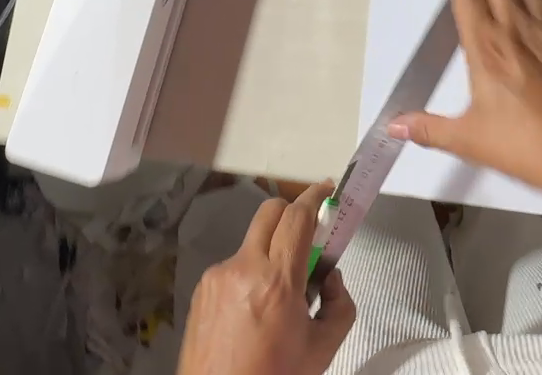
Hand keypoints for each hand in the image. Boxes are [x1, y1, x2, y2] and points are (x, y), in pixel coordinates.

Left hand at [177, 182, 355, 374]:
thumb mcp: (322, 350)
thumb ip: (340, 306)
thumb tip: (330, 275)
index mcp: (278, 281)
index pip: (298, 218)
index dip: (315, 197)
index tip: (328, 190)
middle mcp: (244, 268)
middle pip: (270, 212)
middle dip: (292, 213)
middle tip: (307, 235)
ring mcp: (218, 276)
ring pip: (252, 242)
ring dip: (270, 251)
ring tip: (276, 295)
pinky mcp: (201, 288)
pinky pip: (233, 267)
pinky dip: (249, 275)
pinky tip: (251, 312)